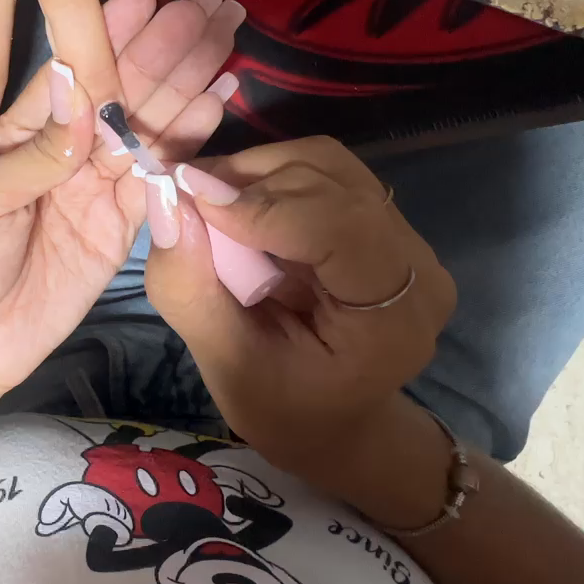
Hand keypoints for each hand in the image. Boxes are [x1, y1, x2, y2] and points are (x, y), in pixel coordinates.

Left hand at [0, 0, 243, 394]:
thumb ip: (35, 155)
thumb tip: (85, 104)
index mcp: (24, 131)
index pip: (73, 72)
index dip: (109, 33)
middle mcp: (67, 149)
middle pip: (120, 91)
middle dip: (162, 48)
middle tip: (207, 6)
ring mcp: (97, 185)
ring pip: (147, 127)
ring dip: (185, 84)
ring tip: (224, 40)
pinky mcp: (123, 225)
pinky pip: (159, 180)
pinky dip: (187, 144)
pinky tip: (215, 103)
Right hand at [144, 137, 456, 476]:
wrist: (335, 420)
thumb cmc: (283, 408)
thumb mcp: (224, 365)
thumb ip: (190, 290)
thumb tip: (166, 202)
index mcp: (392, 324)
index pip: (342, 229)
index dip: (265, 204)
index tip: (191, 199)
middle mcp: (417, 270)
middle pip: (331, 183)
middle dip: (248, 181)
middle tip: (184, 198)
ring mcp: (407, 239)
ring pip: (325, 163)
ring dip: (255, 172)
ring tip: (208, 202)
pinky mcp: (384, 221)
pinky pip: (323, 171)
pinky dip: (269, 175)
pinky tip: (238, 206)